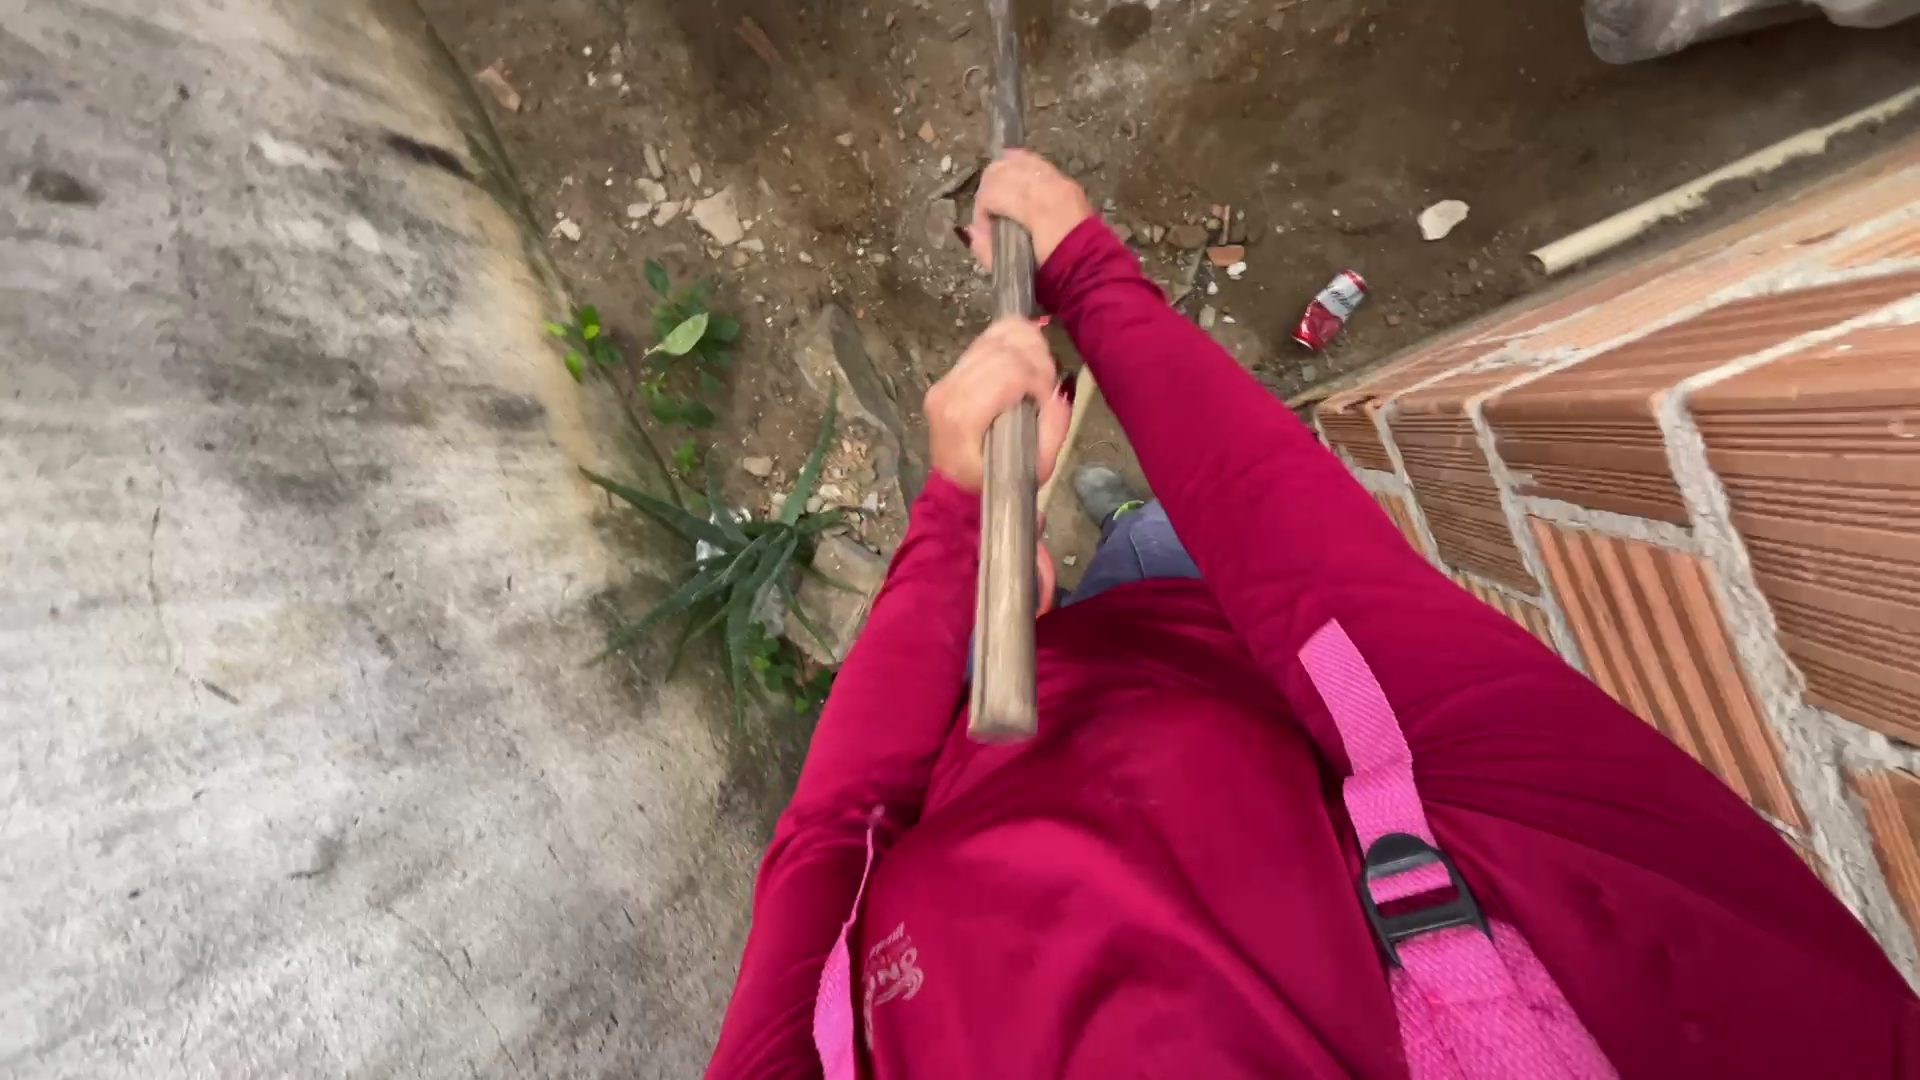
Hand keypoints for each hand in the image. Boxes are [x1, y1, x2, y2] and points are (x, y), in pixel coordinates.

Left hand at [925, 316, 1072, 494]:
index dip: (1039, 377)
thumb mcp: (1032, 470)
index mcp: (962, 418)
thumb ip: (1051, 430)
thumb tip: (1060, 393)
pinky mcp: (951, 371)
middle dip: (1037, 361)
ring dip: (1027, 346)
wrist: (958, 481)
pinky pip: (987, 338)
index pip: (1008, 374)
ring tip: (1039, 370)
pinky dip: (1013, 338)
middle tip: (1048, 384)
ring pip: (995, 337)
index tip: (1048, 397)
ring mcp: (946, 379)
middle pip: (1003, 350)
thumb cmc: (994, 479)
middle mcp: (949, 392)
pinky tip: (1026, 353)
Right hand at [968, 149, 1094, 270]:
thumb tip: (972, 230)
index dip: (981, 208)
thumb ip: (988, 250)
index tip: (984, 230)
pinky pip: (1036, 163)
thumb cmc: (1050, 275)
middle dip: (987, 189)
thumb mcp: (1014, 269)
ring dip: (1002, 175)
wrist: (1090, 272)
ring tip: (999, 197)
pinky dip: (1019, 166)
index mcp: (1034, 209)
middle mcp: (1047, 188)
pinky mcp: (1065, 181)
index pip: (993, 192)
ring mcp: (1058, 181)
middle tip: (988, 213)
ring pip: (1018, 160)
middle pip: (1002, 170)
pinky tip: (1012, 177)